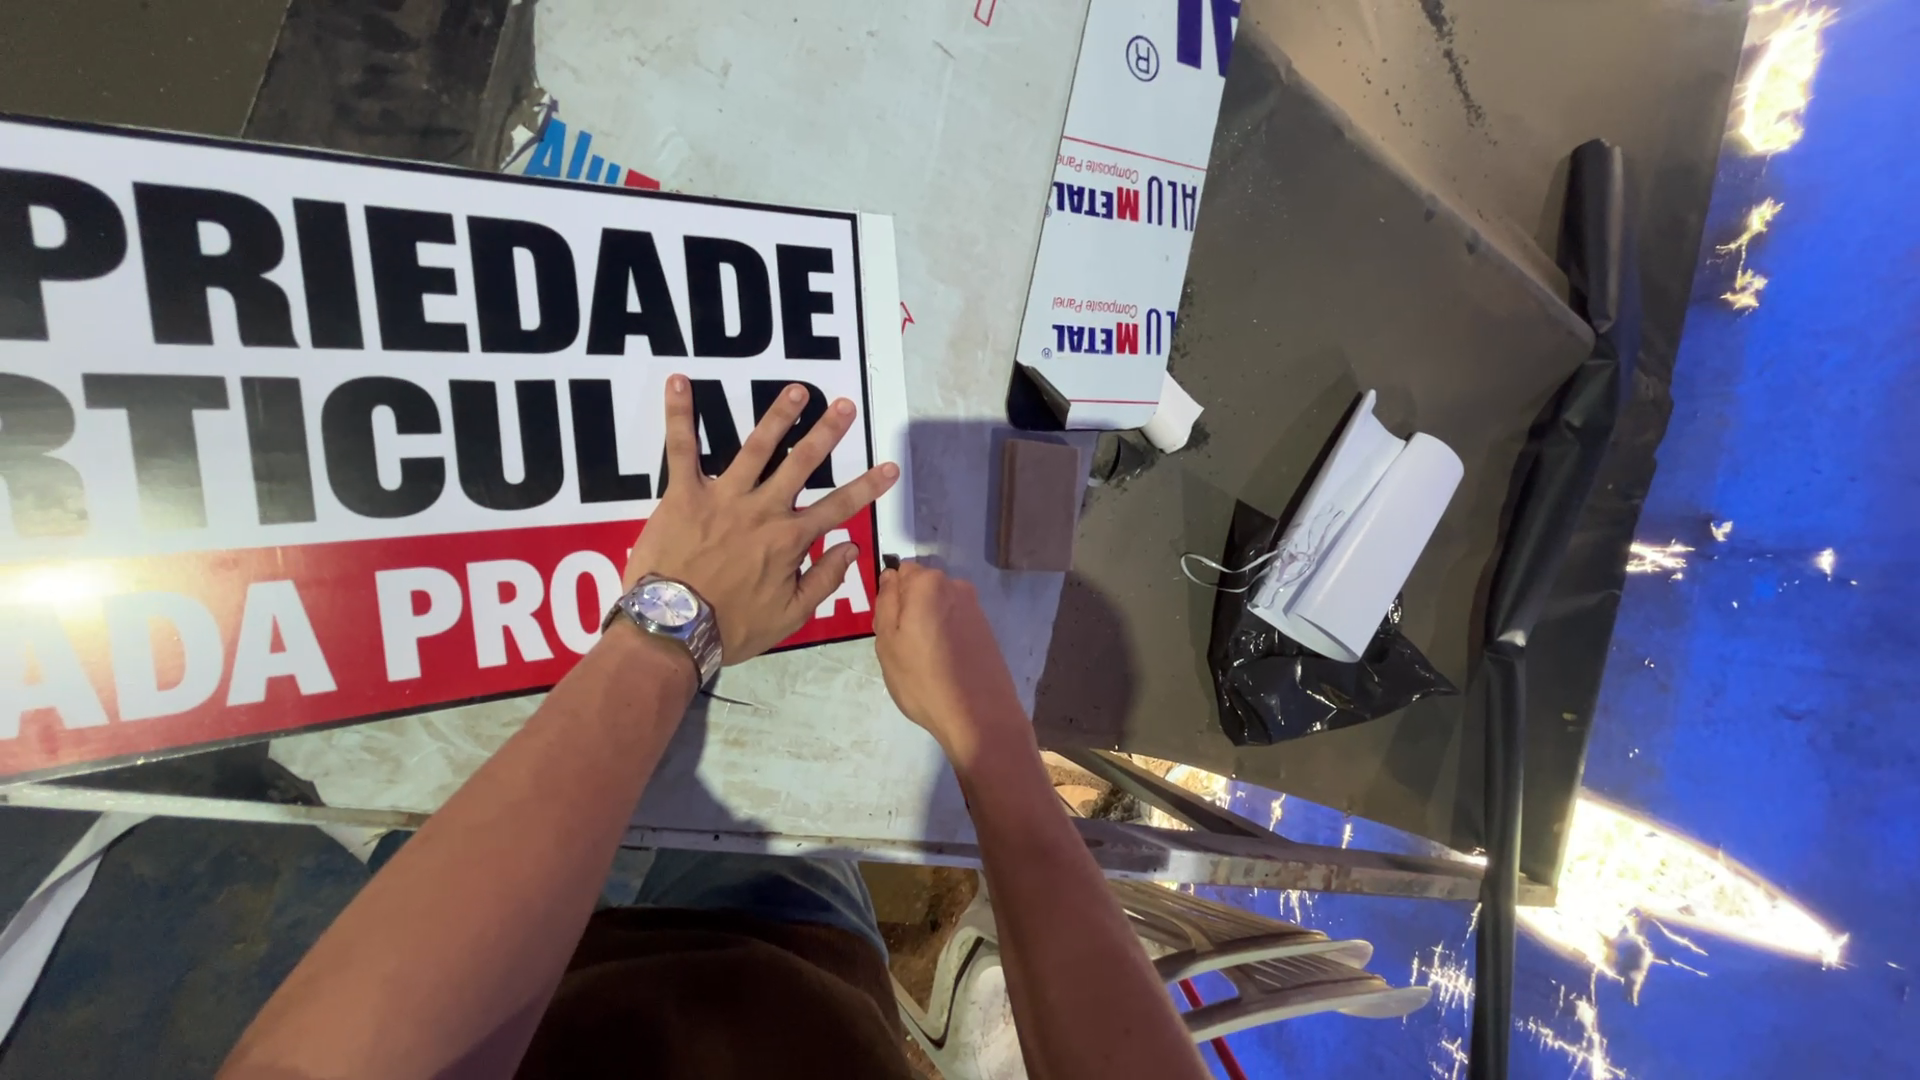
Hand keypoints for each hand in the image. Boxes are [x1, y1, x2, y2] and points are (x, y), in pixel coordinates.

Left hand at [623, 376, 897, 664]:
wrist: (672, 629)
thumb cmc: (733, 627)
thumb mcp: (791, 615)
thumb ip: (824, 579)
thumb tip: (852, 547)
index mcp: (790, 539)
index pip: (839, 508)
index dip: (868, 487)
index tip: (890, 467)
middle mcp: (763, 510)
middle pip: (802, 464)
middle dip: (827, 433)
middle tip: (844, 405)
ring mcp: (723, 497)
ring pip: (755, 448)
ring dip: (778, 416)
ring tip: (797, 390)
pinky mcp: (684, 494)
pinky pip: (681, 449)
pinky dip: (679, 415)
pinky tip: (679, 382)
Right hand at [874, 562, 1031, 767]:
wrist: (979, 716)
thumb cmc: (923, 679)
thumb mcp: (887, 642)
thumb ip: (885, 601)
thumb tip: (890, 577)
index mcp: (929, 583)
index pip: (900, 572)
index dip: (890, 599)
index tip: (889, 628)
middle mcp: (956, 586)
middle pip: (921, 588)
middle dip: (909, 610)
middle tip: (903, 648)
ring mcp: (975, 608)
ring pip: (938, 607)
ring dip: (928, 625)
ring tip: (924, 662)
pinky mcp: (986, 629)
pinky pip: (956, 623)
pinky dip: (946, 637)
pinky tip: (945, 665)